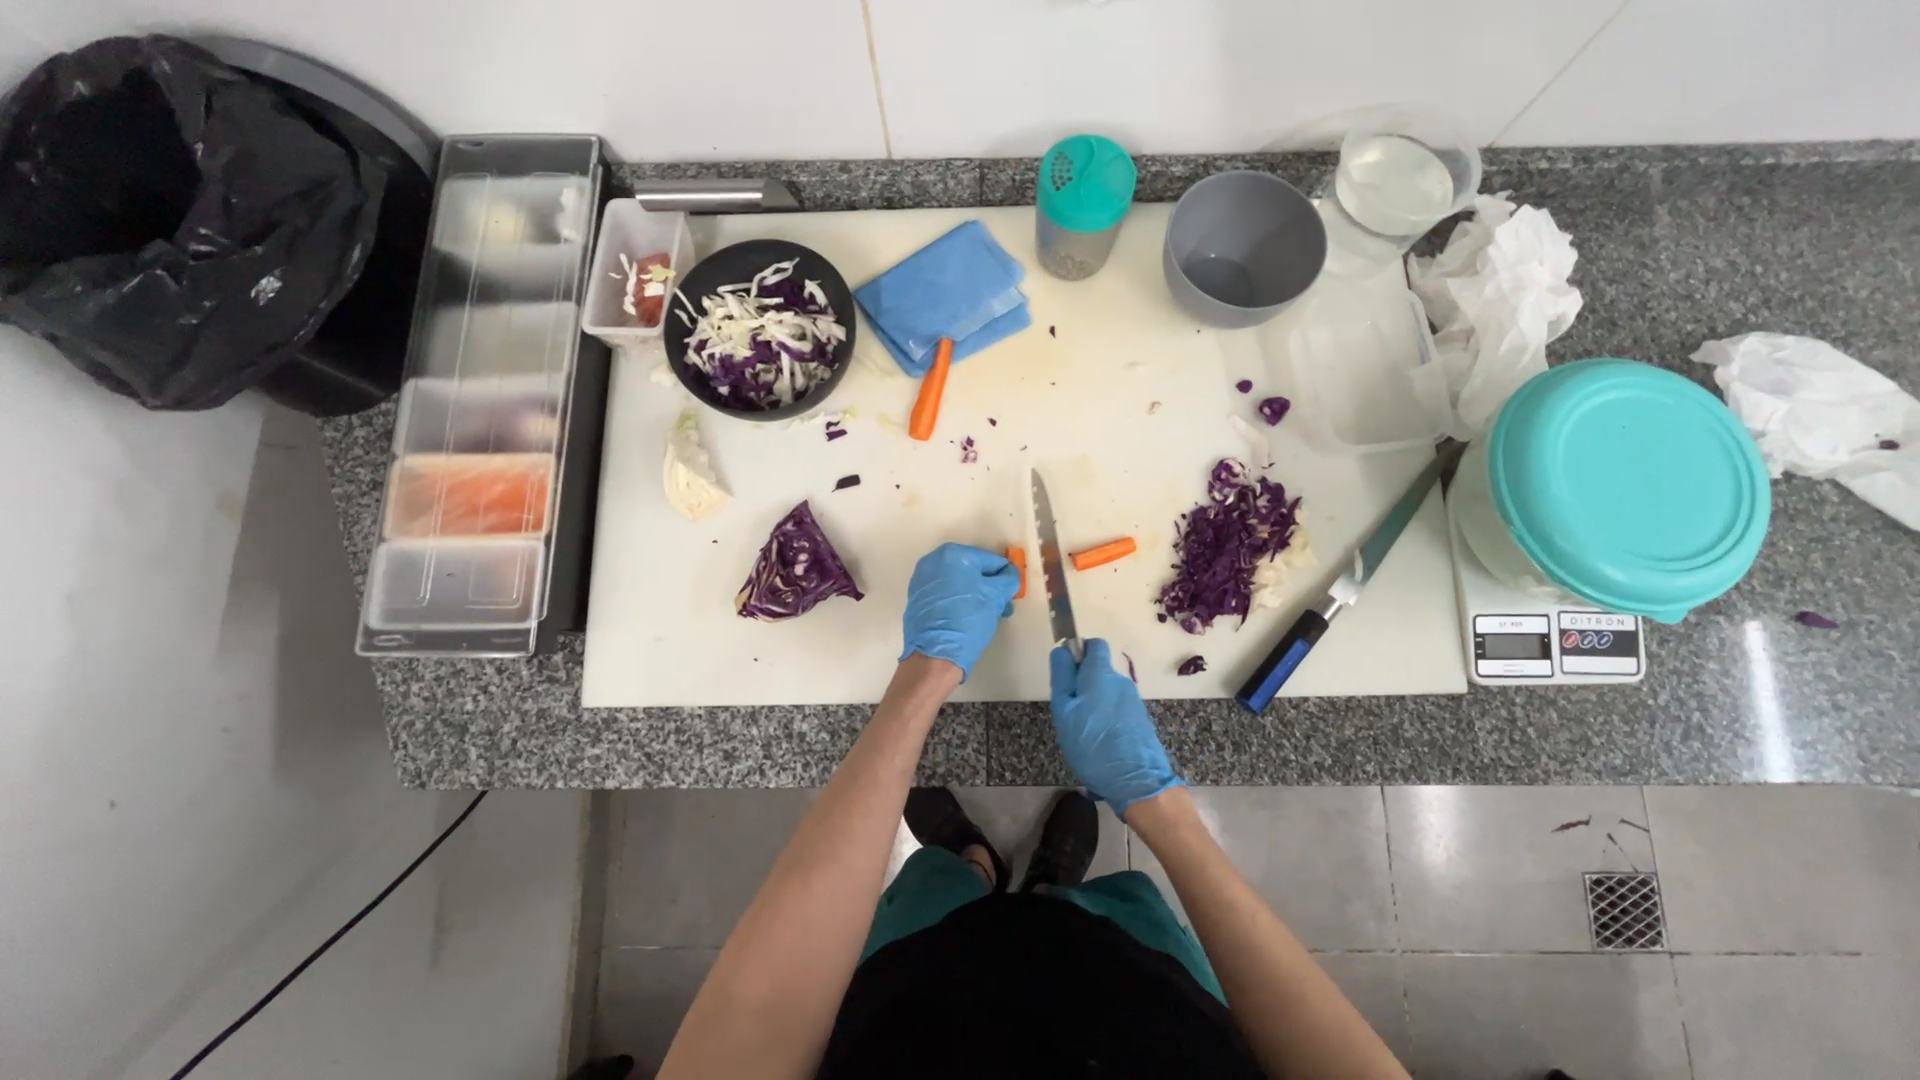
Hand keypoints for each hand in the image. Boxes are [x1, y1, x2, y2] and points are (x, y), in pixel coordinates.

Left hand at [900, 543, 1020, 679]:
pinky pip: (945, 596)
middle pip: (972, 571)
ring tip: (986, 617)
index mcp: (952, 554)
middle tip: (1001, 607)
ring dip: (974, 596)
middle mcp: (932, 562)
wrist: (935, 656)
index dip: (1004, 577)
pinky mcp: (916, 601)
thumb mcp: (996, 597)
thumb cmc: (968, 619)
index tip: (1010, 594)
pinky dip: (958, 603)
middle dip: (989, 588)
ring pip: (958, 584)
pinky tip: (967, 620)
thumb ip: (1008, 579)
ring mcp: (921, 582)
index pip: (990, 560)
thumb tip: (1010, 573)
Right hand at [1048, 639, 1182, 818]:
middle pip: (1098, 673)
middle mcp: (1121, 682)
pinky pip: (1116, 713)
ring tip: (1083, 738)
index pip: (1094, 644)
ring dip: (1093, 709)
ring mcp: (1133, 703)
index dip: (1078, 653)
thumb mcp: (1065, 711)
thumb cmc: (1092, 745)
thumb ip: (1062, 677)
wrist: (1137, 782)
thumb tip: (1062, 650)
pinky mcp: (1140, 721)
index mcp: (1101, 674)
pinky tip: (1098, 749)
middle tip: (1069, 715)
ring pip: (1105, 695)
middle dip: (1082, 688)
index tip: (1066, 676)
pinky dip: (1105, 724)